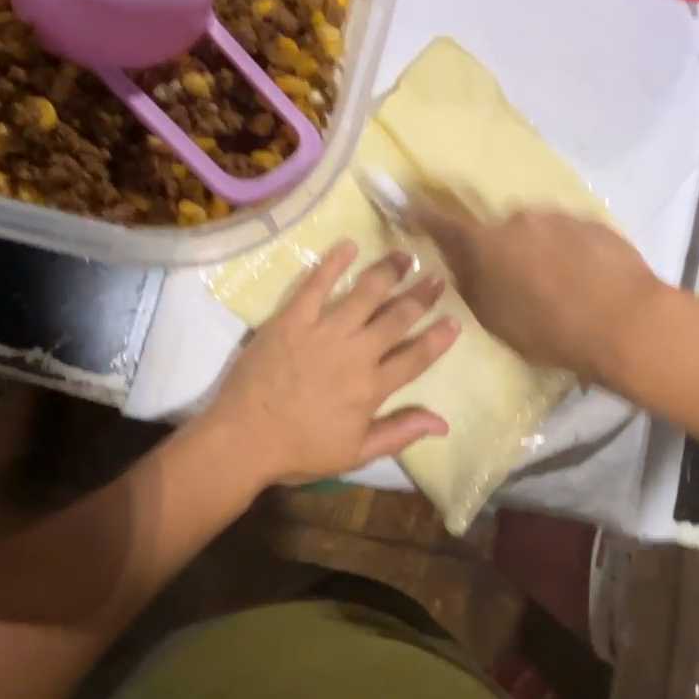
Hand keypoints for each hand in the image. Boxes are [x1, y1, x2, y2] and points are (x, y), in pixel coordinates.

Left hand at [200, 241, 460, 486]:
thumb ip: (400, 433)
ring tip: (404, 256)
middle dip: (421, 296)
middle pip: (397, 317)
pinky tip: (349, 245)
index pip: (416, 357)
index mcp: (372, 387)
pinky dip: (333, 262)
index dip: (439, 338)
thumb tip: (443, 423)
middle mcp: (355, 353)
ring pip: (365, 294)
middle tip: (436, 278)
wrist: (242, 438)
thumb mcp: (355, 454)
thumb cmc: (299, 450)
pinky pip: (317, 284)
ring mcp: (324, 331)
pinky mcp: (293, 318)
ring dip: (388, 272)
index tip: (455, 320)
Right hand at [406, 192, 668, 383]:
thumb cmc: (551, 329)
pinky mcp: (593, 221)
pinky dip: (571, 253)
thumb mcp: (496, 319)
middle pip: (499, 229)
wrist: (626, 321)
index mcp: (486, 242)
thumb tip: (457, 262)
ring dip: (540, 251)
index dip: (423, 214)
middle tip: (520, 282)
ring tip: (562, 287)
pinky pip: (570, 234)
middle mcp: (517, 217)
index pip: (443, 222)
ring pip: (537, 231)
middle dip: (503, 249)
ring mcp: (558, 215)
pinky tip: (588, 280)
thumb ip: (471, 283)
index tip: (408, 203)